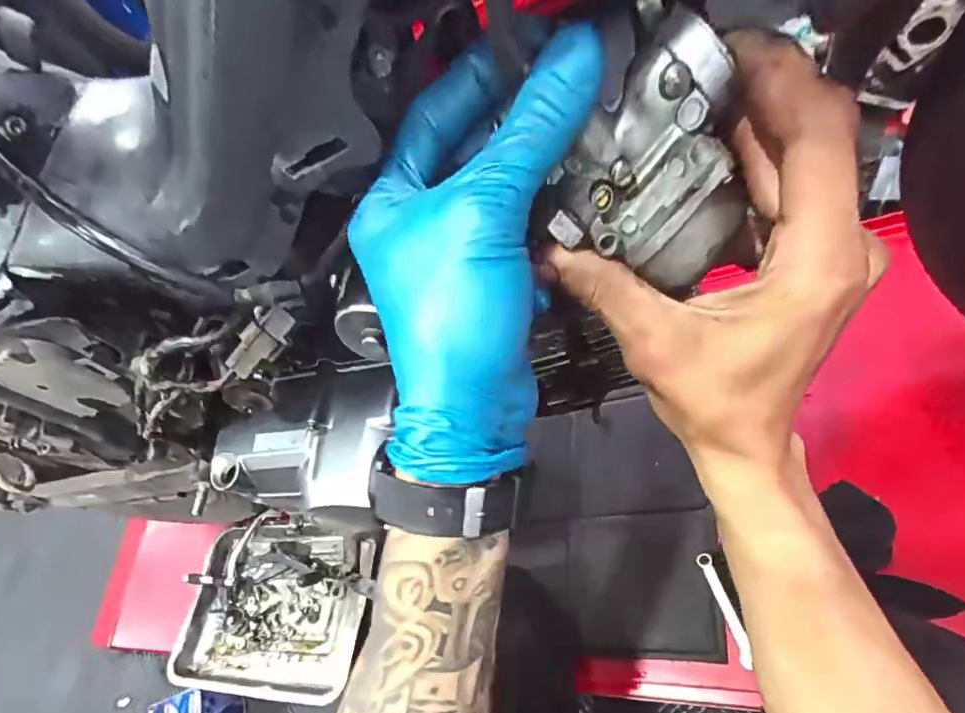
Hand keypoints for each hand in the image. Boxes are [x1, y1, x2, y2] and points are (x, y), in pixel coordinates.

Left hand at [350, 25, 603, 485]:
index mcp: (393, 203)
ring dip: (539, 176)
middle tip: (558, 92)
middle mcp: (423, 228)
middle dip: (517, 125)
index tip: (518, 52)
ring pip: (506, 198)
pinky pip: (526, 239)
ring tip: (571, 143)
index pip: (434, 116)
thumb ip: (526, 137)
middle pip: (474, 154)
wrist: (475, 409)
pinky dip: (547, 226)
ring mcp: (462, 259)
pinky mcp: (496, 286)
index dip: (476, 78)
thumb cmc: (448, 331)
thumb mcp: (482, 215)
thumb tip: (564, 67)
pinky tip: (564, 215)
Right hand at [545, 32, 887, 474]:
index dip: (776, 78)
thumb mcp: (656, 344)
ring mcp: (840, 254)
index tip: (727, 51)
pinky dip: (764, 167)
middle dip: (766, 91)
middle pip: (819, 134)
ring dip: (762, 126)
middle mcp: (844, 247)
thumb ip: (609, 286)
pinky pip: (801, 192)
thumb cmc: (716, 407)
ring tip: (708, 100)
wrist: (747, 446)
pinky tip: (722, 153)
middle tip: (707, 71)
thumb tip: (558, 250)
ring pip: (811, 160)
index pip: (813, 134)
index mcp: (816, 260)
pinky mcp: (823, 261)